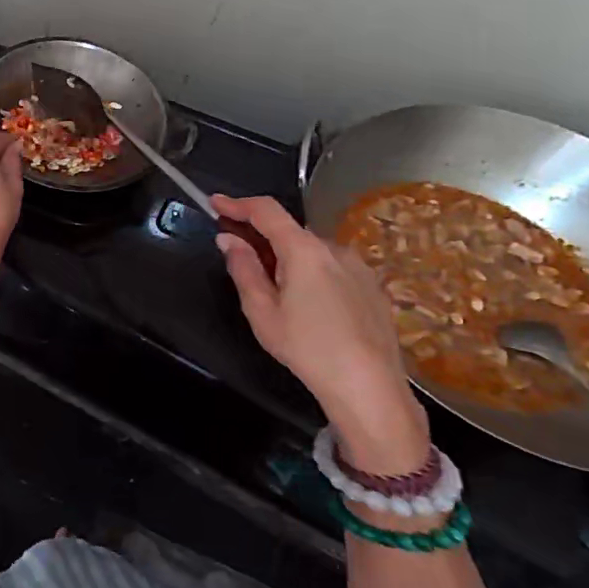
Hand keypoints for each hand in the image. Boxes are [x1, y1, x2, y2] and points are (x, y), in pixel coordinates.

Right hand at [213, 194, 429, 473]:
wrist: (368, 385)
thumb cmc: (307, 349)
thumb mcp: (262, 312)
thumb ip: (244, 269)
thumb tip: (229, 240)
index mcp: (303, 250)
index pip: (266, 211)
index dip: (238, 204)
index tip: (216, 202)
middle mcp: (334, 248)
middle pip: (290, 232)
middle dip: (263, 239)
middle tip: (241, 261)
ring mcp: (358, 265)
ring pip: (312, 251)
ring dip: (289, 260)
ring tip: (278, 297)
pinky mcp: (372, 285)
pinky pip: (333, 268)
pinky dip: (313, 274)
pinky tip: (311, 309)